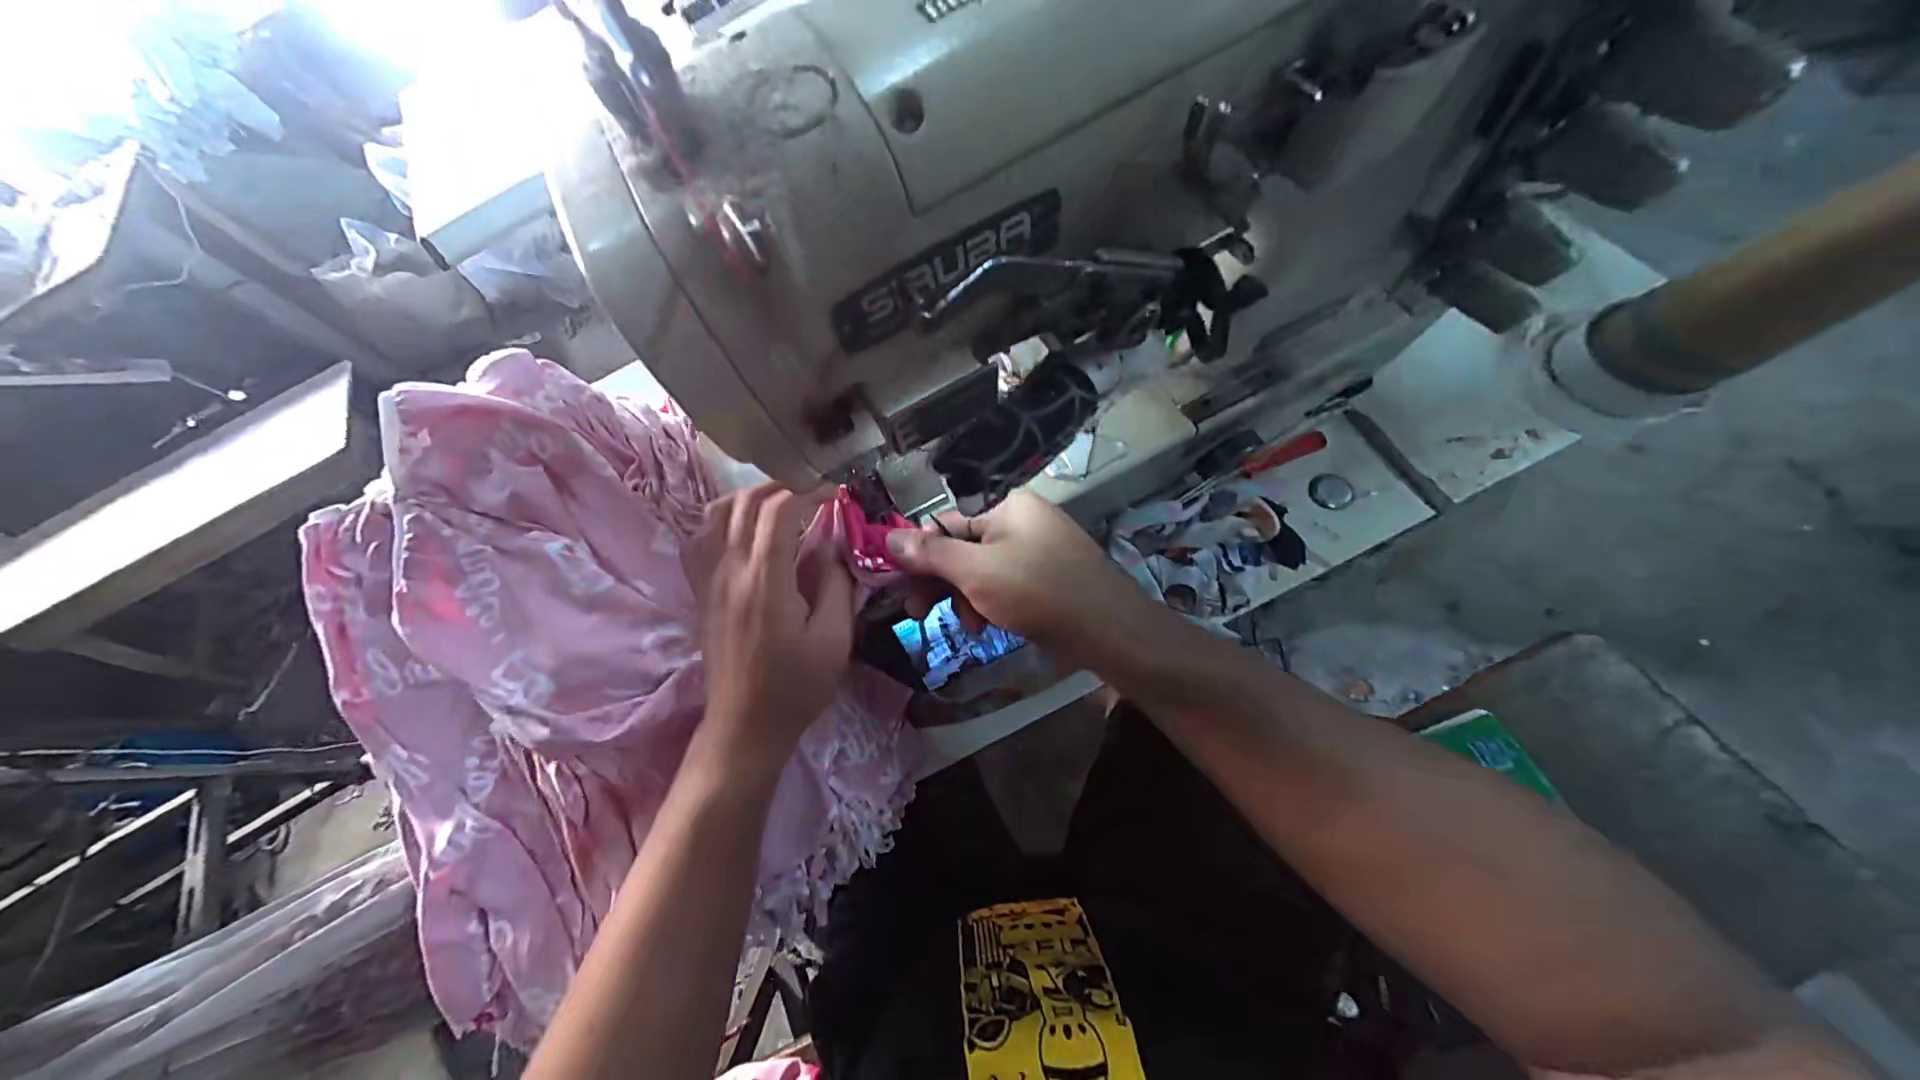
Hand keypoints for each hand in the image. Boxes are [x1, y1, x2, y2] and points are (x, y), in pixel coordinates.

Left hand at [687, 484, 857, 774]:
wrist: (745, 725)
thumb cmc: (796, 686)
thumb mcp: (834, 638)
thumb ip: (835, 582)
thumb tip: (832, 541)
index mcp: (765, 579)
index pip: (779, 509)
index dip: (809, 492)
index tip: (834, 494)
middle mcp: (729, 570)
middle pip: (745, 502)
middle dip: (780, 487)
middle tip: (811, 496)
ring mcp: (708, 580)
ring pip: (716, 513)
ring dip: (749, 499)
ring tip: (779, 507)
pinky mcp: (700, 593)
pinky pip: (699, 538)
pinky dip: (722, 520)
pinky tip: (743, 531)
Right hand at [886, 491, 1157, 666]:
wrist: (1107, 629)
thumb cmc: (1037, 590)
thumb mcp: (975, 571)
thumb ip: (930, 555)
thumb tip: (888, 538)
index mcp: (1008, 506)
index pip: (947, 522)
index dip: (919, 553)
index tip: (899, 582)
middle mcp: (1021, 522)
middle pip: (962, 548)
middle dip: (940, 582)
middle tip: (916, 612)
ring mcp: (1035, 551)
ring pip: (981, 571)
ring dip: (964, 598)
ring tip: (968, 626)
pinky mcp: (1044, 579)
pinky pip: (1003, 585)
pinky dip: (990, 604)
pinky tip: (987, 627)